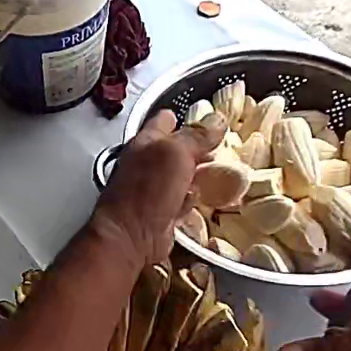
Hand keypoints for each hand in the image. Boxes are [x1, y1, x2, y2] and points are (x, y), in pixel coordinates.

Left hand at [92, 108, 225, 264]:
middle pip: (174, 149)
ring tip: (215, 169)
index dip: (184, 115)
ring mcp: (151, 189)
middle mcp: (146, 163)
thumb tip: (217, 121)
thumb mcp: (176, 153)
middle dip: (195, 147)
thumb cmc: (148, 190)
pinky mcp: (160, 212)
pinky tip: (199, 197)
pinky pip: (180, 200)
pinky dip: (190, 198)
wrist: (132, 236)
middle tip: (217, 145)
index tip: (205, 116)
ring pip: (178, 175)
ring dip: (195, 173)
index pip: (164, 120)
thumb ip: (196, 137)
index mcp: (146, 142)